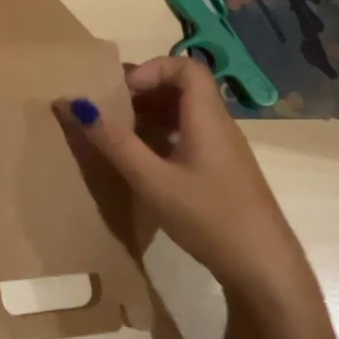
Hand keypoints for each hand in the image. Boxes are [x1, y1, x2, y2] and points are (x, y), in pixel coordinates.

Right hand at [56, 56, 310, 298]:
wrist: (265, 271)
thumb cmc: (208, 217)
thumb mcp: (151, 180)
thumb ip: (113, 142)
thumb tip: (73, 103)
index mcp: (207, 118)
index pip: (186, 67)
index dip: (151, 69)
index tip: (121, 92)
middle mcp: (220, 126)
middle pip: (183, 87)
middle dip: (143, 91)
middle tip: (109, 110)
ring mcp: (225, 151)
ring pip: (186, 114)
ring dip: (150, 114)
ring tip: (119, 134)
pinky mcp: (224, 173)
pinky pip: (191, 136)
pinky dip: (163, 136)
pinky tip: (144, 163)